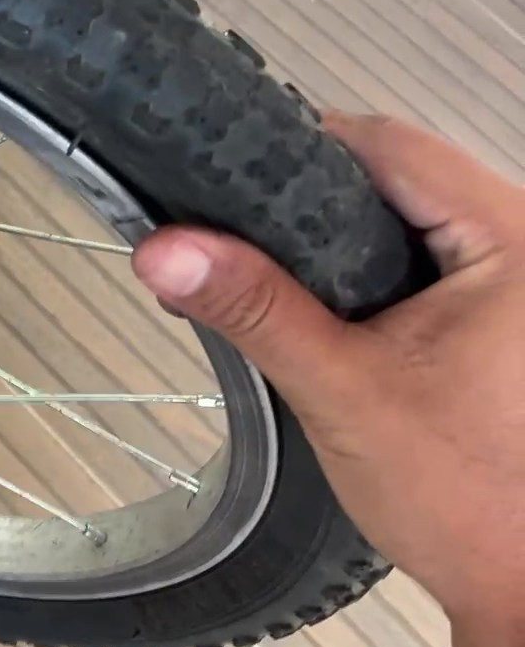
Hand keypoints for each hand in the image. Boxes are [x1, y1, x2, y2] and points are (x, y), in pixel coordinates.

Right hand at [133, 112, 524, 646]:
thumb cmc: (480, 501)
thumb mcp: (343, 390)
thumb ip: (252, 309)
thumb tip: (158, 248)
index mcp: (522, 248)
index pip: (387, 145)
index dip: (288, 146)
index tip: (205, 173)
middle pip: (382, 176)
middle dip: (288, 203)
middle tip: (212, 239)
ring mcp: (510, 287)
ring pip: (385, 218)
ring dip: (308, 240)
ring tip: (243, 274)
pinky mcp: (491, 319)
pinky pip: (401, 258)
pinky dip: (337, 270)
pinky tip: (293, 305)